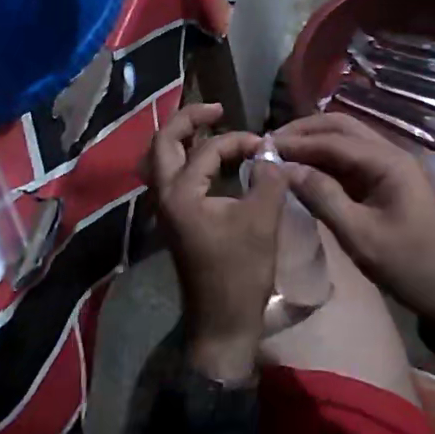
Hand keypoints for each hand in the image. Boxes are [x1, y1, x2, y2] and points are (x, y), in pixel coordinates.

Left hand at [143, 104, 284, 381]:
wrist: (222, 324)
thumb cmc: (240, 273)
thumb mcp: (262, 222)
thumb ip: (268, 180)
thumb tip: (271, 153)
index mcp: (180, 194)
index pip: (207, 149)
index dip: (237, 140)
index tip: (266, 145)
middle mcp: (164, 196)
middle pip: (164, 142)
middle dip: (188, 120)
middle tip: (217, 109)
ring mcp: (165, 210)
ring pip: (163, 160)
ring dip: (184, 139)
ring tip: (211, 128)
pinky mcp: (174, 220)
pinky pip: (172, 177)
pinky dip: (188, 161)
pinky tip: (212, 164)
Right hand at [272, 113, 434, 332]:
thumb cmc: (411, 266)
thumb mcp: (361, 236)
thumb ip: (323, 197)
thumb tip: (287, 169)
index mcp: (388, 162)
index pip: (333, 139)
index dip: (296, 141)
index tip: (262, 147)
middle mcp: (389, 154)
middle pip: (340, 127)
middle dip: (303, 132)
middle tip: (269, 144)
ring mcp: (389, 167)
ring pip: (344, 140)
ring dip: (313, 142)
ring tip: (280, 153)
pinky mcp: (385, 183)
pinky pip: (349, 160)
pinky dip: (324, 159)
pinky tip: (303, 169)